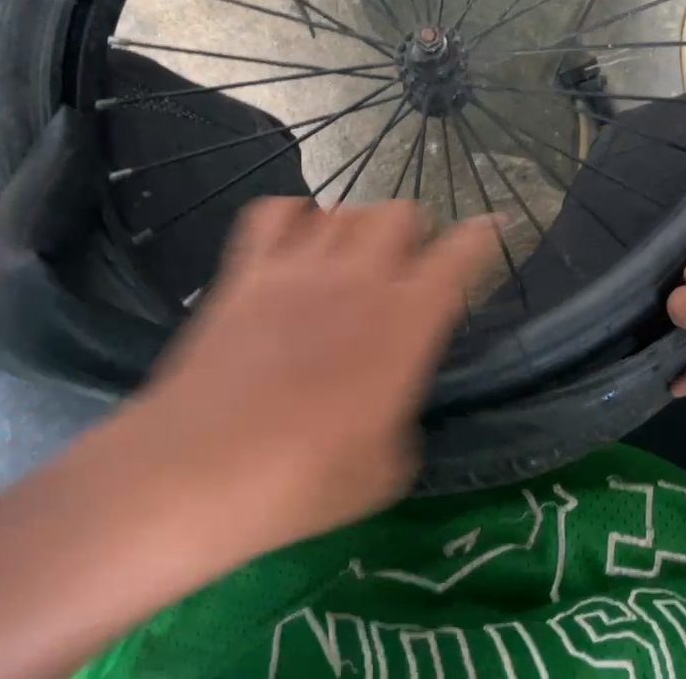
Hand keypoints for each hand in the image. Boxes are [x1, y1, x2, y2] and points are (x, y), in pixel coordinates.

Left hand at [118, 198, 497, 552]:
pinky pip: (274, 212)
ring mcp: (299, 269)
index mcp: (409, 319)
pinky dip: (294, 217)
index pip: (462, 252)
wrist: (194, 474)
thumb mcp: (387, 467)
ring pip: (345, 206)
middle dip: (415, 231)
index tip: (492, 231)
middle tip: (409, 266)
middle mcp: (360, 278)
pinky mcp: (246, 274)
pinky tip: (297, 243)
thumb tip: (393, 403)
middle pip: (402, 211)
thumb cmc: (304, 480)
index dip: (483, 235)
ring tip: (353, 257)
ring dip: (360, 227)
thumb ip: (403, 415)